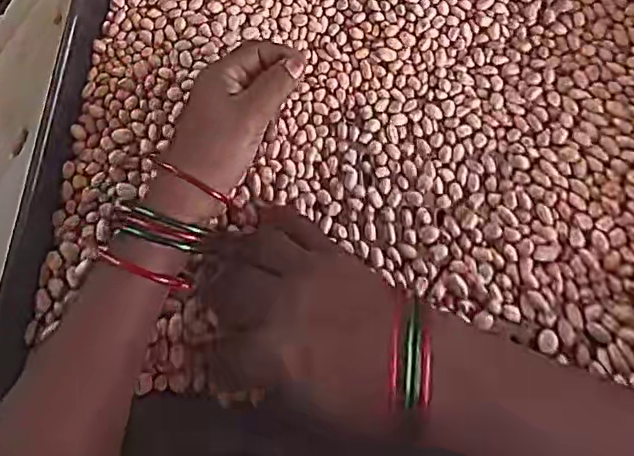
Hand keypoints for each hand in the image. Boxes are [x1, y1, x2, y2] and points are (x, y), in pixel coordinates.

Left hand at [158, 41, 302, 199]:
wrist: (188, 191)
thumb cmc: (218, 150)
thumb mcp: (252, 114)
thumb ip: (276, 84)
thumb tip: (297, 61)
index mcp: (220, 72)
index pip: (257, 49)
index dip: (282, 55)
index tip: (305, 70)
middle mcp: (217, 83)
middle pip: (256, 68)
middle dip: (277, 82)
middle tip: (286, 104)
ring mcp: (218, 103)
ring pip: (255, 91)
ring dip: (270, 105)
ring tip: (270, 128)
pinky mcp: (221, 124)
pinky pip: (248, 111)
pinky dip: (261, 120)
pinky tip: (262, 139)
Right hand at [203, 206, 401, 439]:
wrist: (423, 368)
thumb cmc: (369, 405)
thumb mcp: (310, 415)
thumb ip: (268, 395)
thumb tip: (242, 387)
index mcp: (273, 354)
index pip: (223, 356)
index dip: (213, 364)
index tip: (214, 365)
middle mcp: (280, 303)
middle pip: (228, 289)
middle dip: (213, 298)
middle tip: (210, 302)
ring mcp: (304, 270)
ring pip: (253, 246)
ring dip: (234, 251)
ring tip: (224, 256)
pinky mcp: (327, 251)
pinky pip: (292, 222)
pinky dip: (273, 217)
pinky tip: (259, 219)